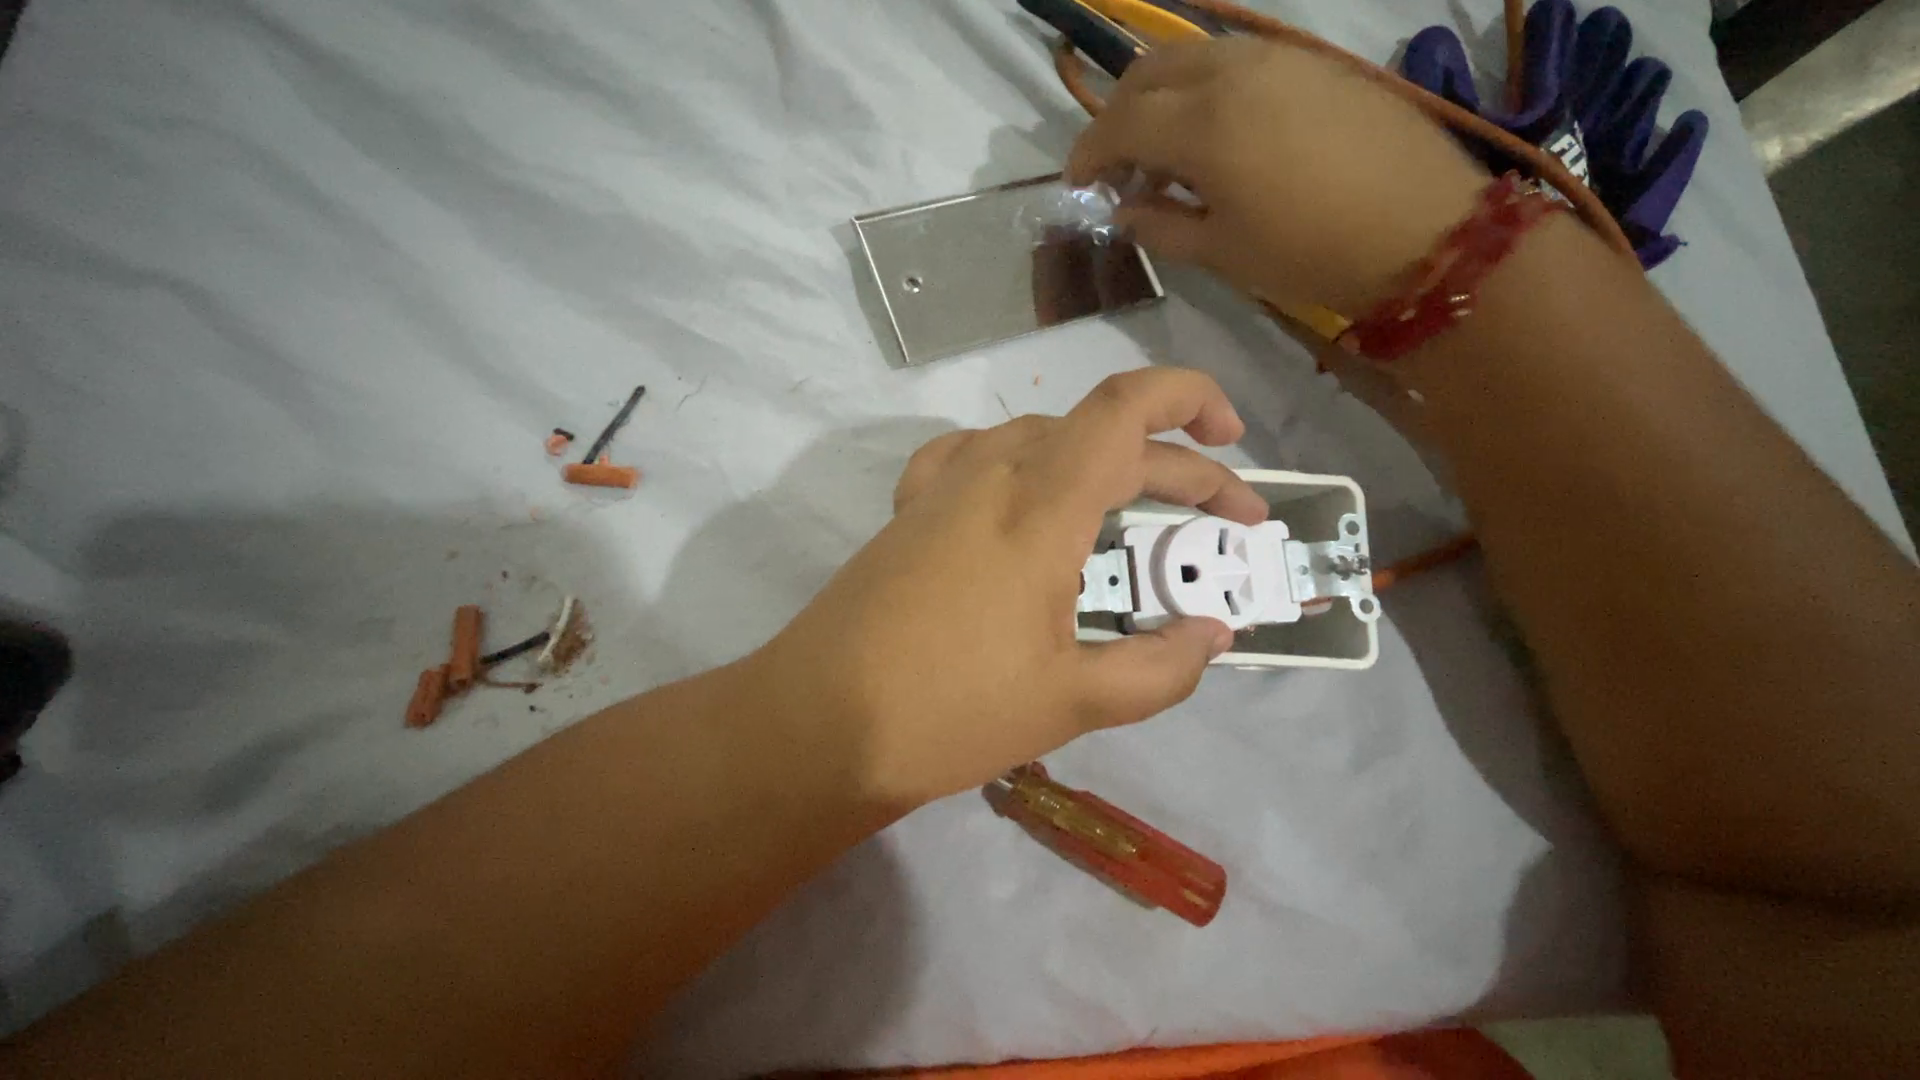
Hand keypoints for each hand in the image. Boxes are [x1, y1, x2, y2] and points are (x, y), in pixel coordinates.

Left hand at [748, 369, 1267, 808]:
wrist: (819, 723)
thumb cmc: (950, 711)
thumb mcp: (1072, 701)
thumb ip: (1160, 667)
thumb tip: (1213, 634)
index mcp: (1039, 505)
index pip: (1125, 410)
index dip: (1190, 399)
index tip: (1236, 438)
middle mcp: (990, 473)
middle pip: (1097, 433)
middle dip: (1175, 465)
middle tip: (1223, 519)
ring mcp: (940, 487)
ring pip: (1040, 439)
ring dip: (1102, 464)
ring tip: (1137, 509)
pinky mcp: (907, 512)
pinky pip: (977, 458)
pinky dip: (1027, 466)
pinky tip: (1027, 500)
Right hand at [1066, 38, 1488, 315]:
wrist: (1424, 231)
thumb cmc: (1309, 254)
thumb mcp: (1222, 252)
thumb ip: (1160, 225)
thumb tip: (1124, 208)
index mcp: (1203, 125)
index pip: (1119, 121)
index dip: (1088, 152)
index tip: (1077, 182)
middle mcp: (1232, 73)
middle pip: (1147, 73)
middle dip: (1118, 115)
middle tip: (1117, 165)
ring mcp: (1276, 59)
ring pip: (1191, 57)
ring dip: (1160, 96)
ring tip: (1163, 150)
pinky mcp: (1310, 62)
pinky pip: (1235, 61)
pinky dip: (1203, 89)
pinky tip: (1215, 133)